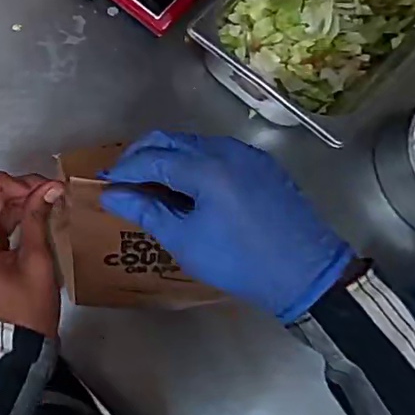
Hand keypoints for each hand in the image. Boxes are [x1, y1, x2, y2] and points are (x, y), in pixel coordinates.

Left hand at [0, 172, 64, 337]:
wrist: (22, 345)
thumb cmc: (27, 309)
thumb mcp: (36, 261)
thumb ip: (37, 219)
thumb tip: (50, 187)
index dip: (3, 182)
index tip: (32, 187)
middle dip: (17, 187)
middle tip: (48, 188)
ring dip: (20, 197)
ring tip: (49, 195)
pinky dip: (19, 211)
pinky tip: (41, 208)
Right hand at [99, 131, 352, 322]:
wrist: (309, 274)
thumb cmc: (240, 262)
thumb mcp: (185, 241)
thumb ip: (145, 211)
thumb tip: (110, 195)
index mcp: (204, 167)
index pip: (151, 158)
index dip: (124, 170)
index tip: (105, 183)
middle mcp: (223, 149)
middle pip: (169, 140)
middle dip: (140, 155)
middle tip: (122, 179)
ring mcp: (244, 153)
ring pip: (191, 142)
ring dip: (166, 157)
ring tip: (151, 184)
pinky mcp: (259, 162)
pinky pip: (215, 150)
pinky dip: (192, 161)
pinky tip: (187, 185)